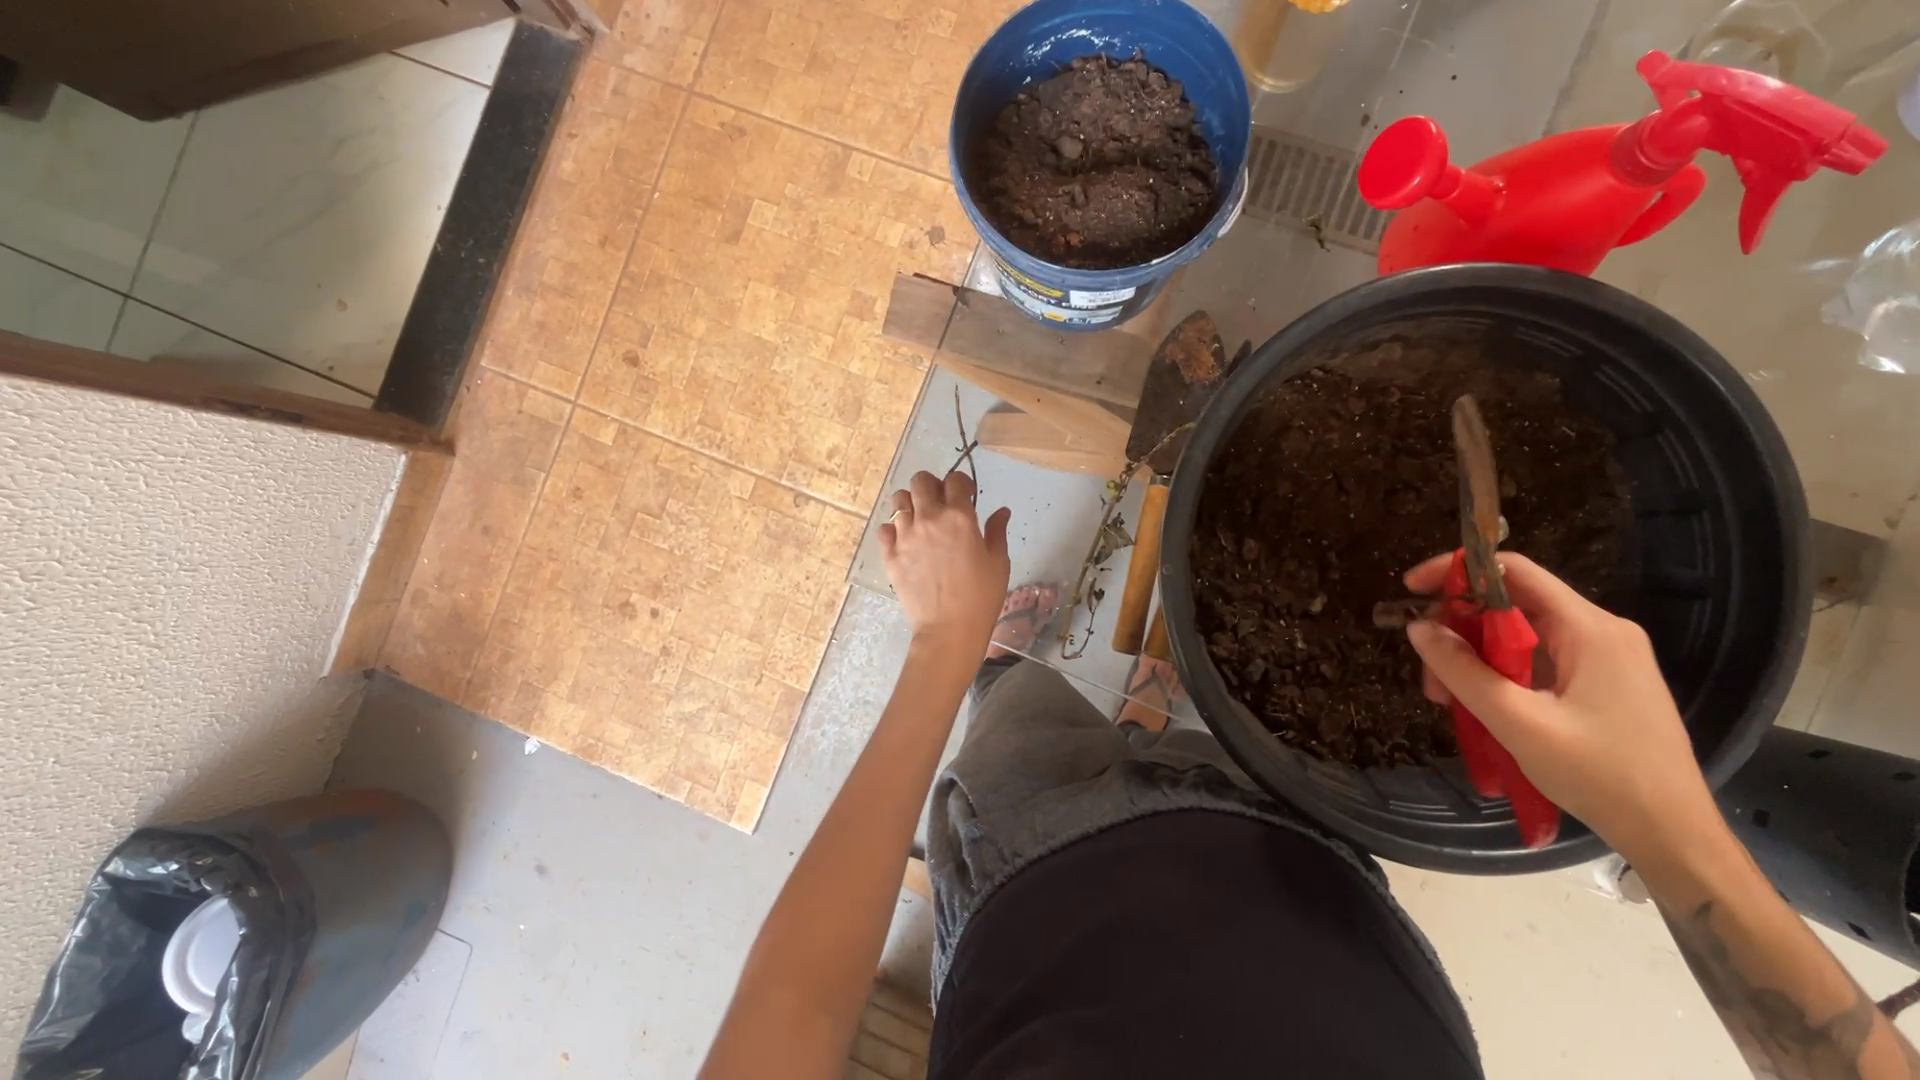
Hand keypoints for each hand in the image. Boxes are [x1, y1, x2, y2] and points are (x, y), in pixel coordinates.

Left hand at [879, 471, 1011, 650]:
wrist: (949, 629)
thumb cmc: (981, 597)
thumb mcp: (998, 563)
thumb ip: (997, 531)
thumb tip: (1001, 511)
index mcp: (960, 517)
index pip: (955, 480)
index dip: (961, 484)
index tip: (965, 496)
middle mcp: (929, 518)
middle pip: (920, 481)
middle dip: (932, 485)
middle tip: (940, 502)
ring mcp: (905, 535)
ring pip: (899, 499)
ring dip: (910, 503)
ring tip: (920, 519)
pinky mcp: (890, 554)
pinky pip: (884, 528)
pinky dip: (893, 528)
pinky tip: (905, 540)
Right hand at [1402, 552, 1722, 862]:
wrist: (1673, 834)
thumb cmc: (1601, 775)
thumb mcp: (1518, 723)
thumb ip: (1463, 672)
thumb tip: (1418, 627)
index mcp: (1589, 629)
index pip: (1513, 571)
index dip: (1456, 572)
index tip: (1412, 591)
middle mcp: (1601, 631)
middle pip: (1511, 606)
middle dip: (1460, 633)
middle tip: (1431, 677)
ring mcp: (1606, 658)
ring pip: (1521, 638)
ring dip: (1477, 661)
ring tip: (1452, 704)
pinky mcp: (1604, 683)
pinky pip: (1538, 662)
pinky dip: (1502, 677)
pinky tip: (1484, 710)